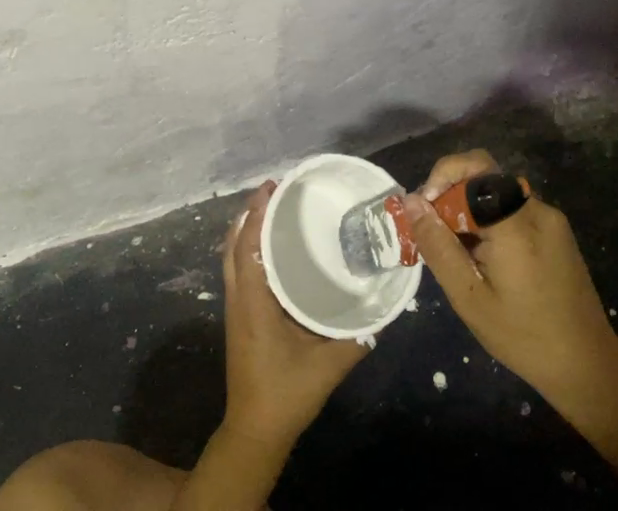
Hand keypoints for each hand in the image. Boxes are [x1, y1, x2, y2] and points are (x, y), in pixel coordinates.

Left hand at [219, 181, 369, 443]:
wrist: (255, 430)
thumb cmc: (287, 393)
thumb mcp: (329, 365)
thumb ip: (358, 336)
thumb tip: (385, 307)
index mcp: (253, 302)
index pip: (248, 246)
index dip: (256, 213)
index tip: (273, 187)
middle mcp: (238, 298)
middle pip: (233, 244)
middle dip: (250, 213)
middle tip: (277, 191)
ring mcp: (235, 308)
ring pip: (232, 257)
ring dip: (247, 230)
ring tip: (272, 209)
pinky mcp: (239, 317)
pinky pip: (238, 271)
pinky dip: (248, 249)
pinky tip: (271, 249)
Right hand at [404, 150, 617, 400]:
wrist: (587, 365)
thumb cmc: (523, 337)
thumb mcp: (470, 297)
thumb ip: (438, 246)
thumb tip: (411, 202)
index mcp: (516, 224)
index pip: (474, 168)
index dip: (442, 179)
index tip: (425, 212)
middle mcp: (538, 211)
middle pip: (485, 178)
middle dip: (451, 197)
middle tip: (434, 234)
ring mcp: (552, 221)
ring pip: (498, 195)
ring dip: (469, 212)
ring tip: (456, 252)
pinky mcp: (557, 234)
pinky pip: (514, 211)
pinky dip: (490, 223)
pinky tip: (482, 260)